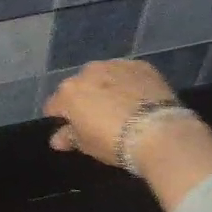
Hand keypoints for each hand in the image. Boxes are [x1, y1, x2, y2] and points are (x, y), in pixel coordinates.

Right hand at [44, 60, 211, 211]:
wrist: (158, 132)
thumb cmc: (114, 142)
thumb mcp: (87, 145)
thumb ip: (69, 137)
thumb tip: (57, 139)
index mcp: (69, 92)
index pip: (54, 105)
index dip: (59, 117)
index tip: (68, 129)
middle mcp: (88, 72)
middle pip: (79, 86)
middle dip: (84, 99)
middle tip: (97, 118)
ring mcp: (115, 65)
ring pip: (103, 75)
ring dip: (106, 87)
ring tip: (120, 106)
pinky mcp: (141, 66)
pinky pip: (127, 73)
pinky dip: (128, 83)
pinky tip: (138, 98)